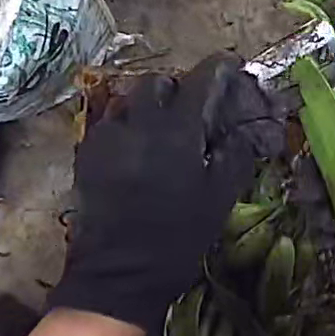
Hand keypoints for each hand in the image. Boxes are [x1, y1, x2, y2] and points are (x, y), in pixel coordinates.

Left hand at [51, 54, 282, 333]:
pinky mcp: (87, 155)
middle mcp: (139, 123)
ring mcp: (107, 137)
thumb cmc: (179, 234)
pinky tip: (134, 147)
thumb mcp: (220, 196)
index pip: (200, 80)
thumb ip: (236, 154)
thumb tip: (247, 129)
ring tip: (159, 124)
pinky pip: (107, 124)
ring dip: (146, 104)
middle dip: (176, 86)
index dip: (218, 66)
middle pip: (156, 82)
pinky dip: (124, 125)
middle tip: (189, 104)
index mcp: (177, 129)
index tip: (230, 63)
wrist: (121, 272)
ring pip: (126, 100)